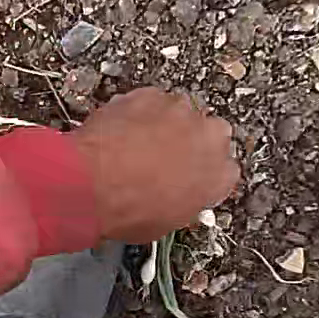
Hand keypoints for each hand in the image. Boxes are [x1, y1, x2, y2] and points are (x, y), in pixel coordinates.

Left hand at [68, 88, 239, 242]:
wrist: (92, 183)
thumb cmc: (130, 209)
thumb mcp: (169, 222)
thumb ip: (186, 201)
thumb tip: (176, 198)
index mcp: (221, 174)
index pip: (226, 170)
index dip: (204, 172)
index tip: (191, 176)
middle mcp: (210, 137)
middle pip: (210, 134)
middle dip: (191, 142)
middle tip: (166, 158)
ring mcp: (181, 111)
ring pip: (181, 113)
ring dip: (166, 124)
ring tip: (140, 144)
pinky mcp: (152, 95)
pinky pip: (152, 102)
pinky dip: (140, 112)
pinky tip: (124, 131)